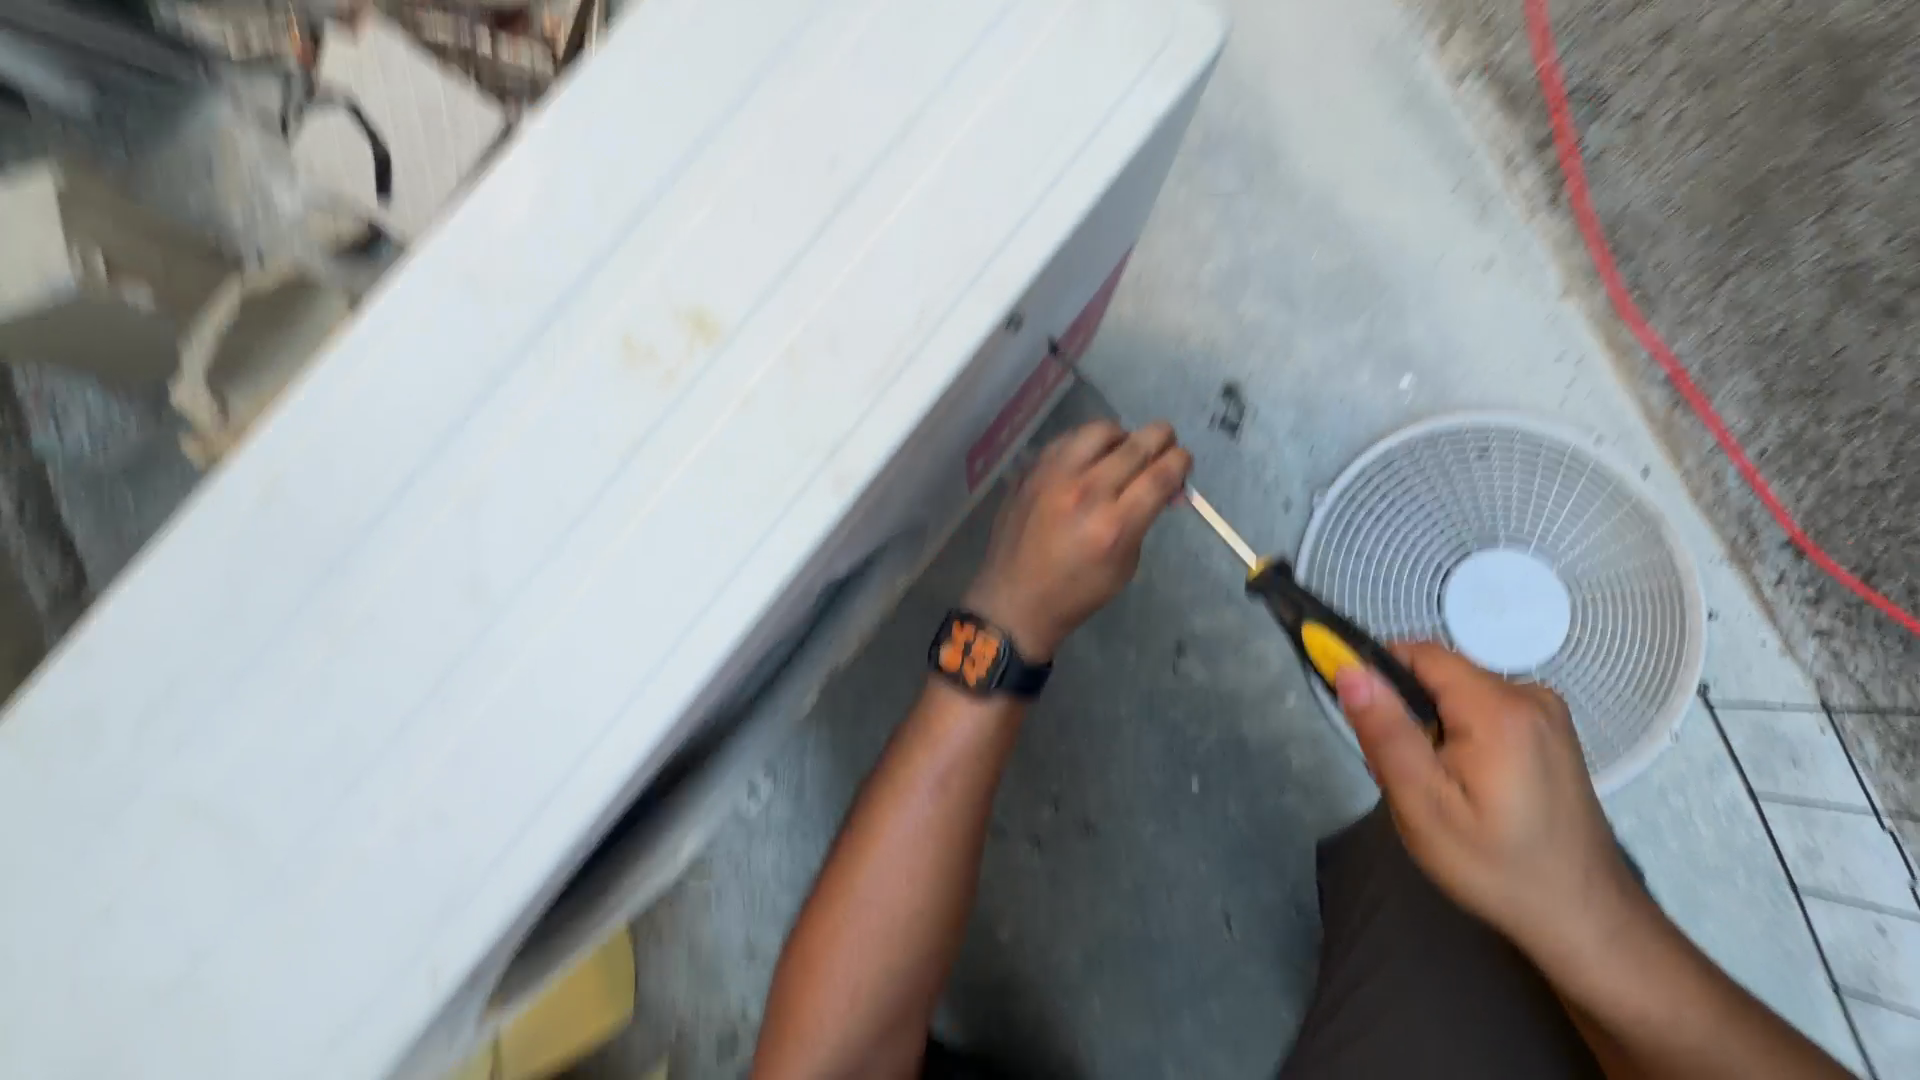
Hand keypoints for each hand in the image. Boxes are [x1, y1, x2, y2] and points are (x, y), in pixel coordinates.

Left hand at [962, 420, 1191, 660]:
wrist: (1014, 599)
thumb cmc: (1076, 591)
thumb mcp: (1125, 565)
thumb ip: (1145, 519)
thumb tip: (1163, 487)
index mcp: (1115, 524)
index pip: (1160, 475)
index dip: (1181, 461)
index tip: (1184, 460)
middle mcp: (1086, 492)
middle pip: (1136, 445)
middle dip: (1161, 438)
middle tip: (1165, 442)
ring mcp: (1053, 477)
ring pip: (1099, 430)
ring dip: (1121, 436)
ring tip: (1123, 450)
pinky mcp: (1030, 472)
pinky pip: (1067, 440)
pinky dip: (1086, 443)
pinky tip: (1089, 458)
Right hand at [1333, 644, 1644, 965]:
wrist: (1584, 918)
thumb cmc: (1495, 865)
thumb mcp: (1422, 804)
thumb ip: (1385, 731)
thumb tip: (1350, 670)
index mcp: (1498, 708)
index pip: (1419, 653)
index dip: (1379, 674)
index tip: (1365, 721)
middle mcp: (1529, 695)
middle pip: (1438, 674)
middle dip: (1406, 710)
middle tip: (1403, 773)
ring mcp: (1546, 712)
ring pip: (1458, 692)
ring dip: (1431, 725)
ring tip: (1435, 786)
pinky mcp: (1550, 731)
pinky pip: (1483, 708)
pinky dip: (1460, 733)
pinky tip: (1464, 783)